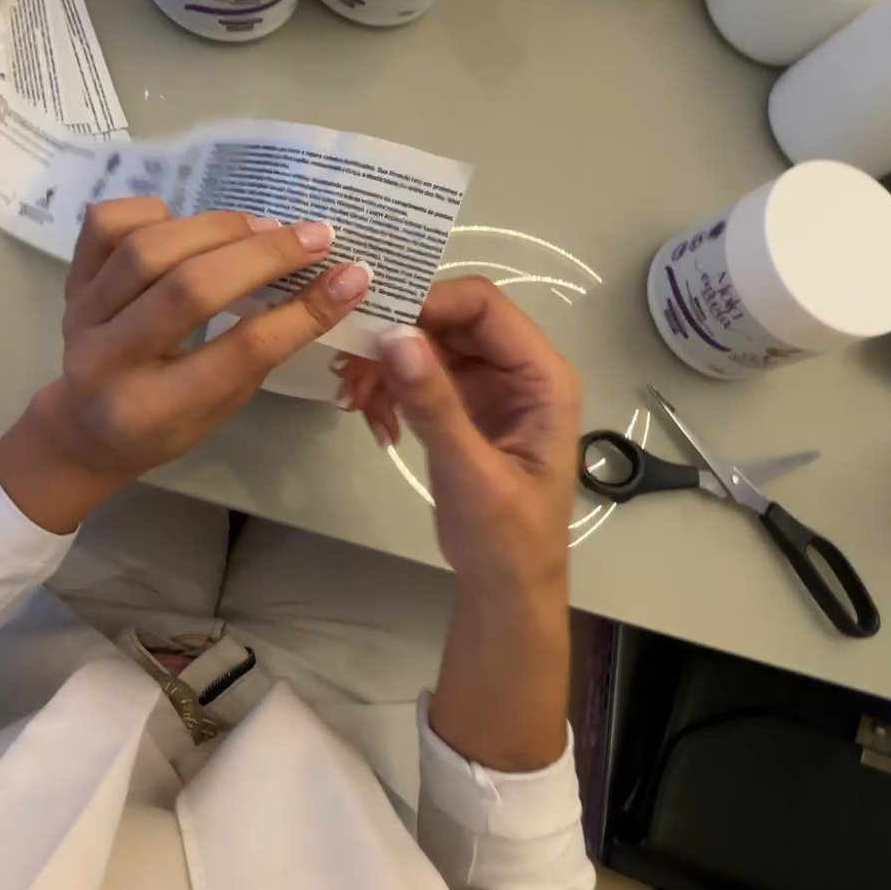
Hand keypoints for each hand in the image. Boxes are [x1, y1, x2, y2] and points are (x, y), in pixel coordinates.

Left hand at [0, 197, 371, 532]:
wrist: (82, 427)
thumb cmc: (163, 428)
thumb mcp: (219, 407)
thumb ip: (260, 352)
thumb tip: (327, 285)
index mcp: (153, 409)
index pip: (238, 351)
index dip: (301, 313)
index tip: (351, 278)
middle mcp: (109, 359)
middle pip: (189, 289)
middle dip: (263, 256)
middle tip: (314, 238)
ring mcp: (82, 315)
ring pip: (148, 250)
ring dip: (218, 229)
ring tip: (263, 228)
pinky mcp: (70, 282)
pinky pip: (106, 224)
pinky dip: (154, 213)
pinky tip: (186, 224)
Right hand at [338, 277, 581, 597]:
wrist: (503, 587)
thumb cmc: (506, 539)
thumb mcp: (471, 472)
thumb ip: (435, 403)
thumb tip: (394, 336)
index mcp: (541, 377)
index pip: (483, 306)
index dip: (428, 302)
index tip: (372, 325)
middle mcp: (516, 369)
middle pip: (448, 321)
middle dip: (396, 340)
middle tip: (349, 373)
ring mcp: (486, 386)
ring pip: (425, 346)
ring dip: (385, 367)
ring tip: (356, 404)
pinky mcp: (460, 405)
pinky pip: (417, 375)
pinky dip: (388, 389)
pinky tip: (374, 420)